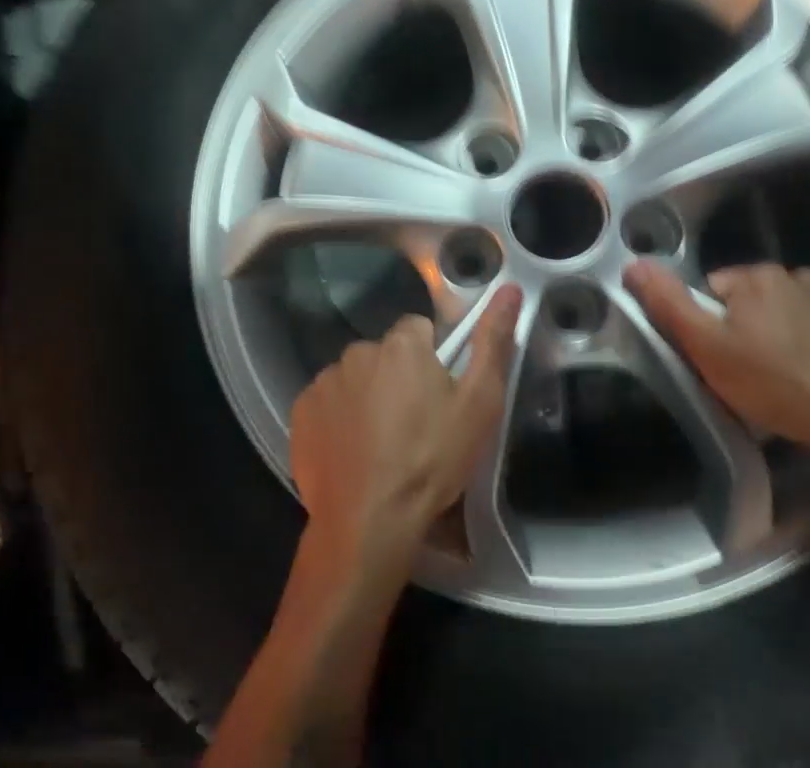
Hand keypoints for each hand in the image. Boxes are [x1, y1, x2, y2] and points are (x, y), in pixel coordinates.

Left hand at [289, 286, 523, 562]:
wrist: (368, 521)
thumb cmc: (431, 461)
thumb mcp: (478, 405)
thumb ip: (493, 342)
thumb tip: (508, 289)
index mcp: (400, 345)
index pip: (420, 330)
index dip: (434, 360)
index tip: (440, 396)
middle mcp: (355, 353)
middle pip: (385, 355)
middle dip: (398, 379)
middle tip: (416, 426)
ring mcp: (323, 384)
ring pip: (355, 380)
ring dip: (367, 399)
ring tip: (383, 445)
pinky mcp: (300, 414)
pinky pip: (328, 405)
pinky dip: (339, 421)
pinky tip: (354, 453)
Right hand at [623, 261, 809, 462]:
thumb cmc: (778, 388)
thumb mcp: (709, 351)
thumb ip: (670, 305)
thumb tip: (634, 263)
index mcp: (759, 279)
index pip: (717, 290)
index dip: (713, 325)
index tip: (721, 359)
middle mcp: (804, 277)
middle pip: (761, 300)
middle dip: (755, 328)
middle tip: (756, 374)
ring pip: (803, 313)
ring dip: (795, 335)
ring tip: (797, 379)